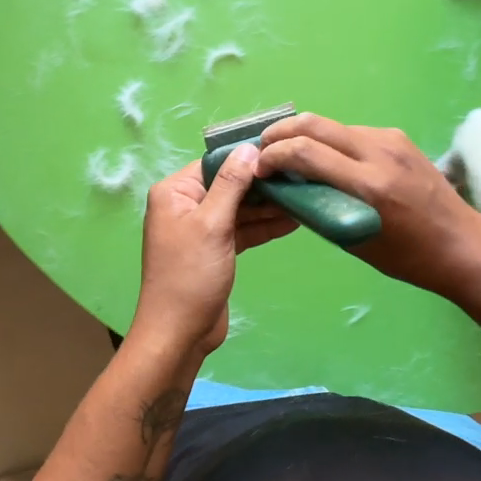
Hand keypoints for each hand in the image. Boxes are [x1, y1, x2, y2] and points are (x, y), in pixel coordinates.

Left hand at [130, 146, 299, 358]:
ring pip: (239, 208)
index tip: (284, 151)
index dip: (247, 157)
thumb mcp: (212, 224)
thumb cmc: (191, 275)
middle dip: (262, 182)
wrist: (179, 333)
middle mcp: (185, 205)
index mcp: (175, 192)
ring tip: (306, 194)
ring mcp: (201, 228)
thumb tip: (249, 147)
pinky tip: (294, 220)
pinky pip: (243, 229)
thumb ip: (231, 185)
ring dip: (268, 205)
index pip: (214, 163)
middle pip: (229, 184)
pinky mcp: (216, 249)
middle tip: (303, 174)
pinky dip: (264, 226)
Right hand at [255, 113, 480, 295]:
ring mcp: (393, 141)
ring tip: (287, 154)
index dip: (273, 156)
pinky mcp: (400, 139)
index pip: (306, 152)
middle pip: (315, 124)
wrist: (465, 246)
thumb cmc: (409, 258)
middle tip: (262, 150)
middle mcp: (380, 153)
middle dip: (280, 133)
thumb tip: (286, 189)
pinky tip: (325, 158)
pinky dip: (331, 141)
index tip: (257, 168)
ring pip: (333, 125)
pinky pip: (354, 132)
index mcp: (369, 185)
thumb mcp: (355, 241)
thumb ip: (320, 209)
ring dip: (305, 135)